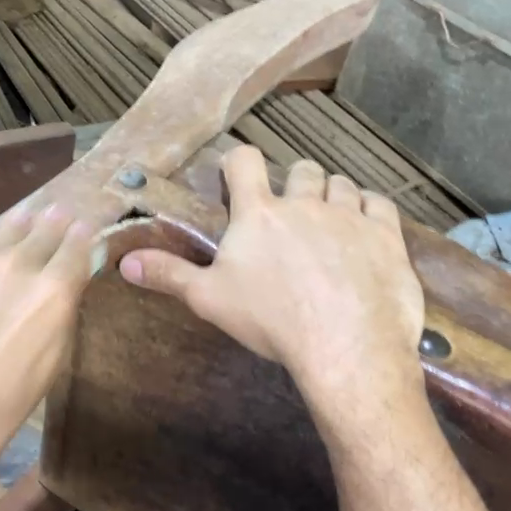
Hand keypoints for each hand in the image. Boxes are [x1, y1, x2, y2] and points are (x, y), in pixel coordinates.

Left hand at [0, 203, 96, 489]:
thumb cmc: (0, 405)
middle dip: (54, 222)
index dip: (83, 237)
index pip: (75, 249)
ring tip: (29, 214)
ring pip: (3, 229)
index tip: (85, 228)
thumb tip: (64, 287)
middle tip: (60, 212)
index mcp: (51, 292)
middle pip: (40, 231)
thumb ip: (58, 315)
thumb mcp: (49, 364)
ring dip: (21, 222)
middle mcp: (14, 267)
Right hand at [119, 148, 425, 407]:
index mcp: (258, 213)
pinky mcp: (386, 236)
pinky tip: (363, 225)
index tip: (236, 175)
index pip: (245, 160)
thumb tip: (124, 263)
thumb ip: (167, 274)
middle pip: (301, 169)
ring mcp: (349, 216)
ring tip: (326, 219)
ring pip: (341, 183)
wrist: (347, 350)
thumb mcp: (209, 299)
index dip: (238, 161)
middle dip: (293, 182)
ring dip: (331, 194)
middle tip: (288, 210)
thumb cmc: (271, 322)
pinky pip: (379, 202)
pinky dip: (368, 207)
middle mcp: (304, 203)